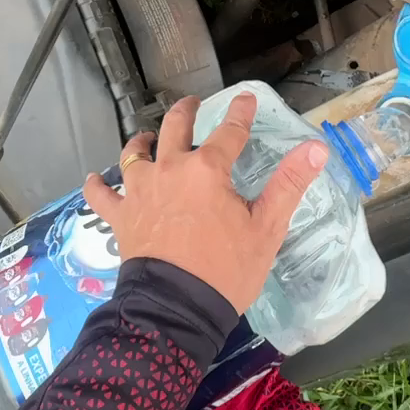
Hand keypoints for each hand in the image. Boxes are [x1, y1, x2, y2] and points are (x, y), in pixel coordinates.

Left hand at [83, 93, 327, 313]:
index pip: (229, 131)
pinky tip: (92, 178)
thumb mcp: (266, 228)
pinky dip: (97, 185)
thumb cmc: (225, 269)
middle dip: (186, 111)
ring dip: (142, 141)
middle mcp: (170, 168)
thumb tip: (316, 147)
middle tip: (192, 104)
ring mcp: (141, 190)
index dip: (240, 113)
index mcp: (208, 169)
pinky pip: (102, 195)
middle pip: (175, 127)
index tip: (246, 99)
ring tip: (147, 137)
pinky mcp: (120, 215)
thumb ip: (290, 184)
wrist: (175, 310)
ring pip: (135, 153)